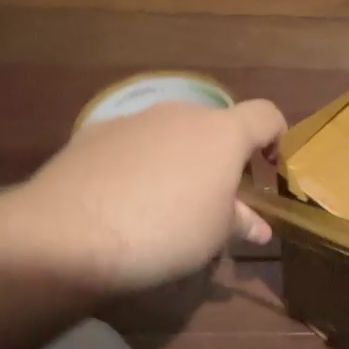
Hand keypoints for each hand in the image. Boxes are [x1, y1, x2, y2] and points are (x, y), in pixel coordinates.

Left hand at [0, 98, 285, 295]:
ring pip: (171, 134)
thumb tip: (257, 227)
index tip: (270, 171)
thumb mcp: (214, 235)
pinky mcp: (94, 133)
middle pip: (215, 126)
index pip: (267, 116)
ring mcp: (134, 119)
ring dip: (179, 161)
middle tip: (216, 201)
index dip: (276, 139)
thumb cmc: (166, 233)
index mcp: (222, 133)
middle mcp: (181, 112)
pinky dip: (140, 165)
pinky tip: (125, 201)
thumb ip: (239, 221)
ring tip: (166, 206)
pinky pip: (133, 145)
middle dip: (221, 158)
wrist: (72, 232)